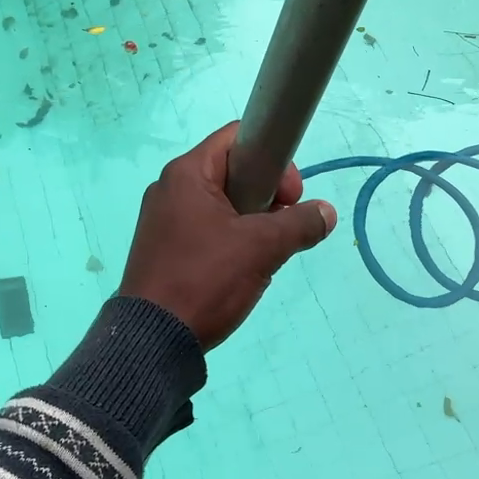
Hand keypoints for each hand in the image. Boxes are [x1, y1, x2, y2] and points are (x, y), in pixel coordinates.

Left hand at [118, 122, 337, 349]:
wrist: (153, 340)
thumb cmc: (206, 280)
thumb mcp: (262, 248)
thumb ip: (300, 224)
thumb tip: (325, 213)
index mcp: (186, 173)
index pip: (239, 138)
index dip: (274, 160)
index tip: (290, 198)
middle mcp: (168, 189)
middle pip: (231, 174)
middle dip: (266, 198)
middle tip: (282, 231)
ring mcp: (161, 222)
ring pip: (220, 207)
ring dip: (250, 227)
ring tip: (262, 258)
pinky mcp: (160, 251)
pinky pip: (204, 233)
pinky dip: (228, 245)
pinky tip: (238, 274)